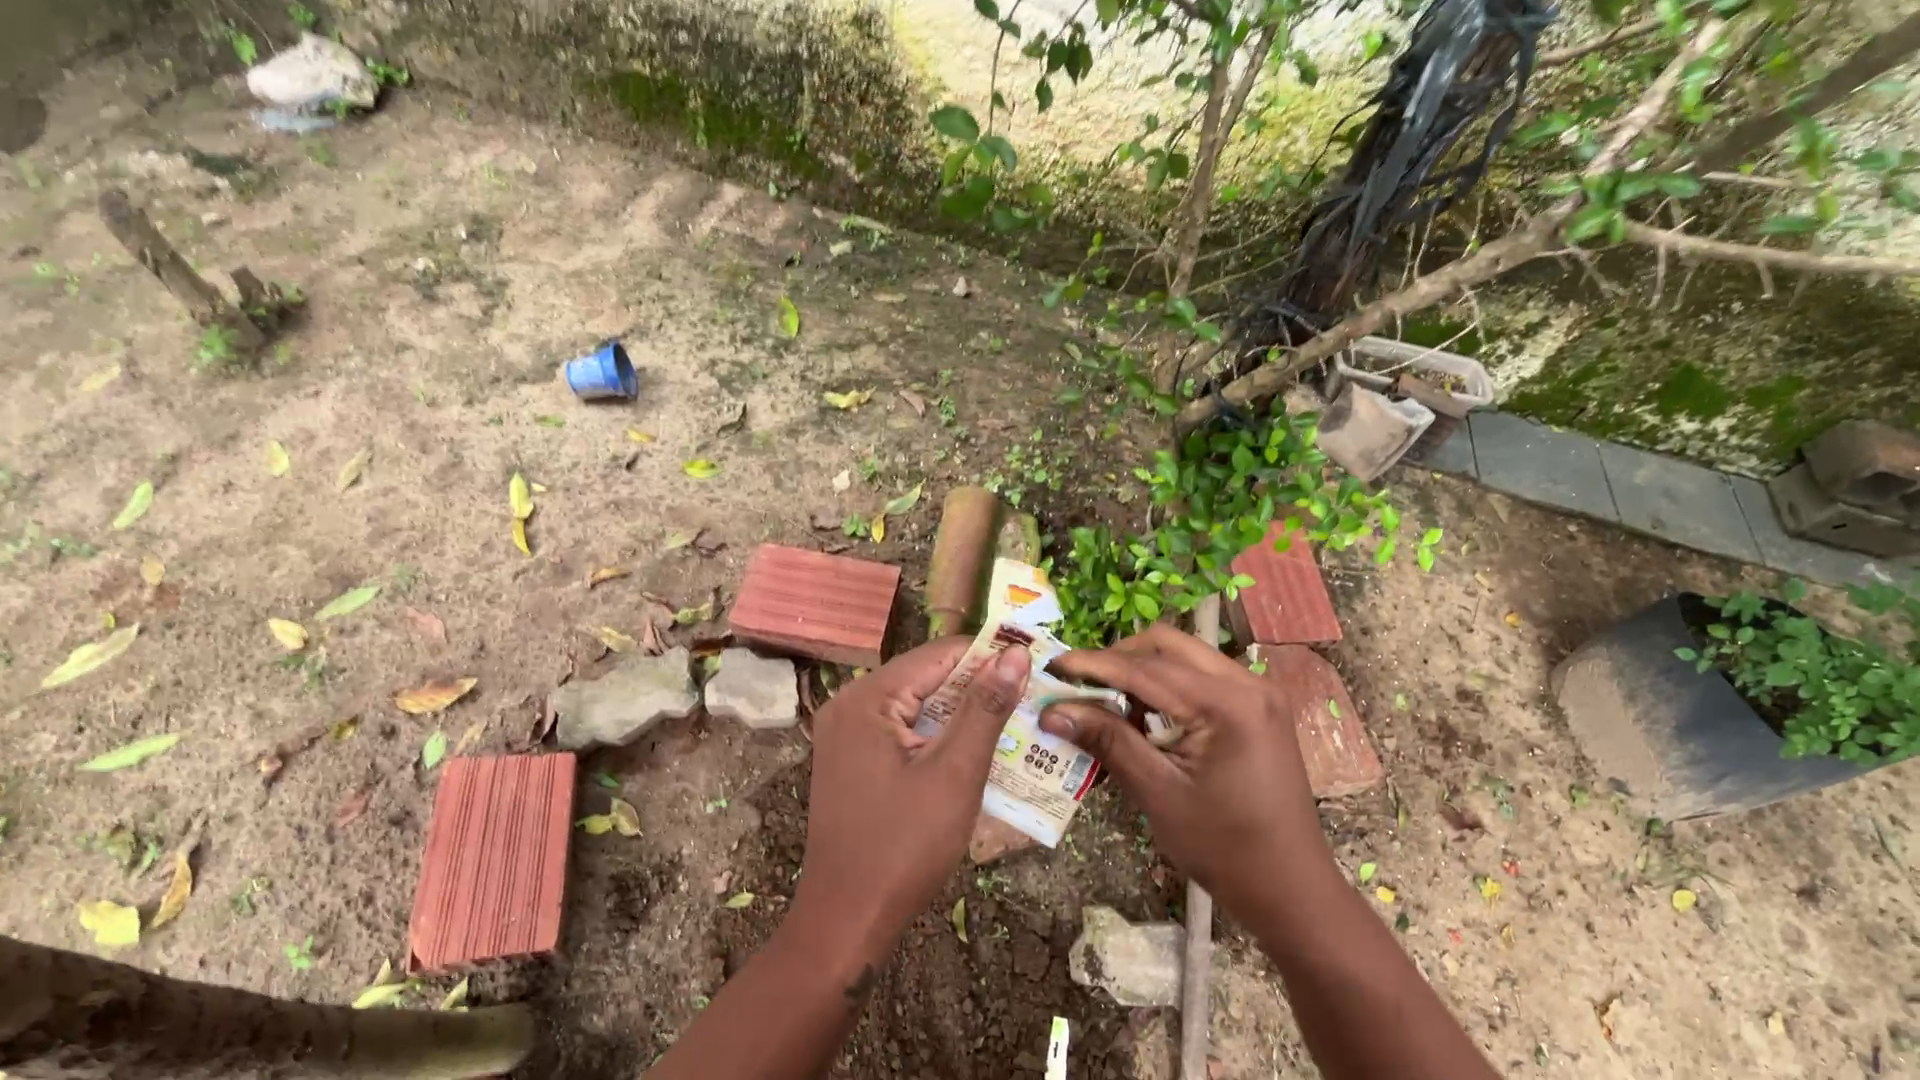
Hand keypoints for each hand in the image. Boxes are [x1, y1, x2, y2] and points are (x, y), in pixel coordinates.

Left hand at [794, 638, 1029, 955]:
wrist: (846, 919)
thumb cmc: (903, 847)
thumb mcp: (955, 774)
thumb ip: (985, 709)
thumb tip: (1016, 653)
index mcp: (867, 698)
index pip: (939, 655)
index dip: (989, 658)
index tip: (1035, 671)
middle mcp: (849, 705)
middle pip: (926, 678)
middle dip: (977, 688)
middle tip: (1030, 704)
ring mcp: (846, 734)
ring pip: (916, 705)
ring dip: (961, 715)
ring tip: (1012, 728)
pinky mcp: (852, 760)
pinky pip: (902, 731)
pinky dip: (937, 737)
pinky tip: (972, 755)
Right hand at [1040, 625, 1333, 917]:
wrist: (1290, 887)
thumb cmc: (1224, 847)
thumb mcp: (1158, 792)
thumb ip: (1108, 741)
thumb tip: (1052, 711)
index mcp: (1228, 703)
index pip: (1146, 669)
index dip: (1093, 665)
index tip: (1051, 666)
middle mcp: (1248, 683)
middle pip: (1167, 646)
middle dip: (1117, 659)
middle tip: (1077, 683)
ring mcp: (1258, 693)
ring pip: (1184, 657)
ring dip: (1141, 671)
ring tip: (1104, 701)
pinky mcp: (1258, 708)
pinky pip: (1202, 678)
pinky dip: (1166, 687)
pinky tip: (1142, 716)